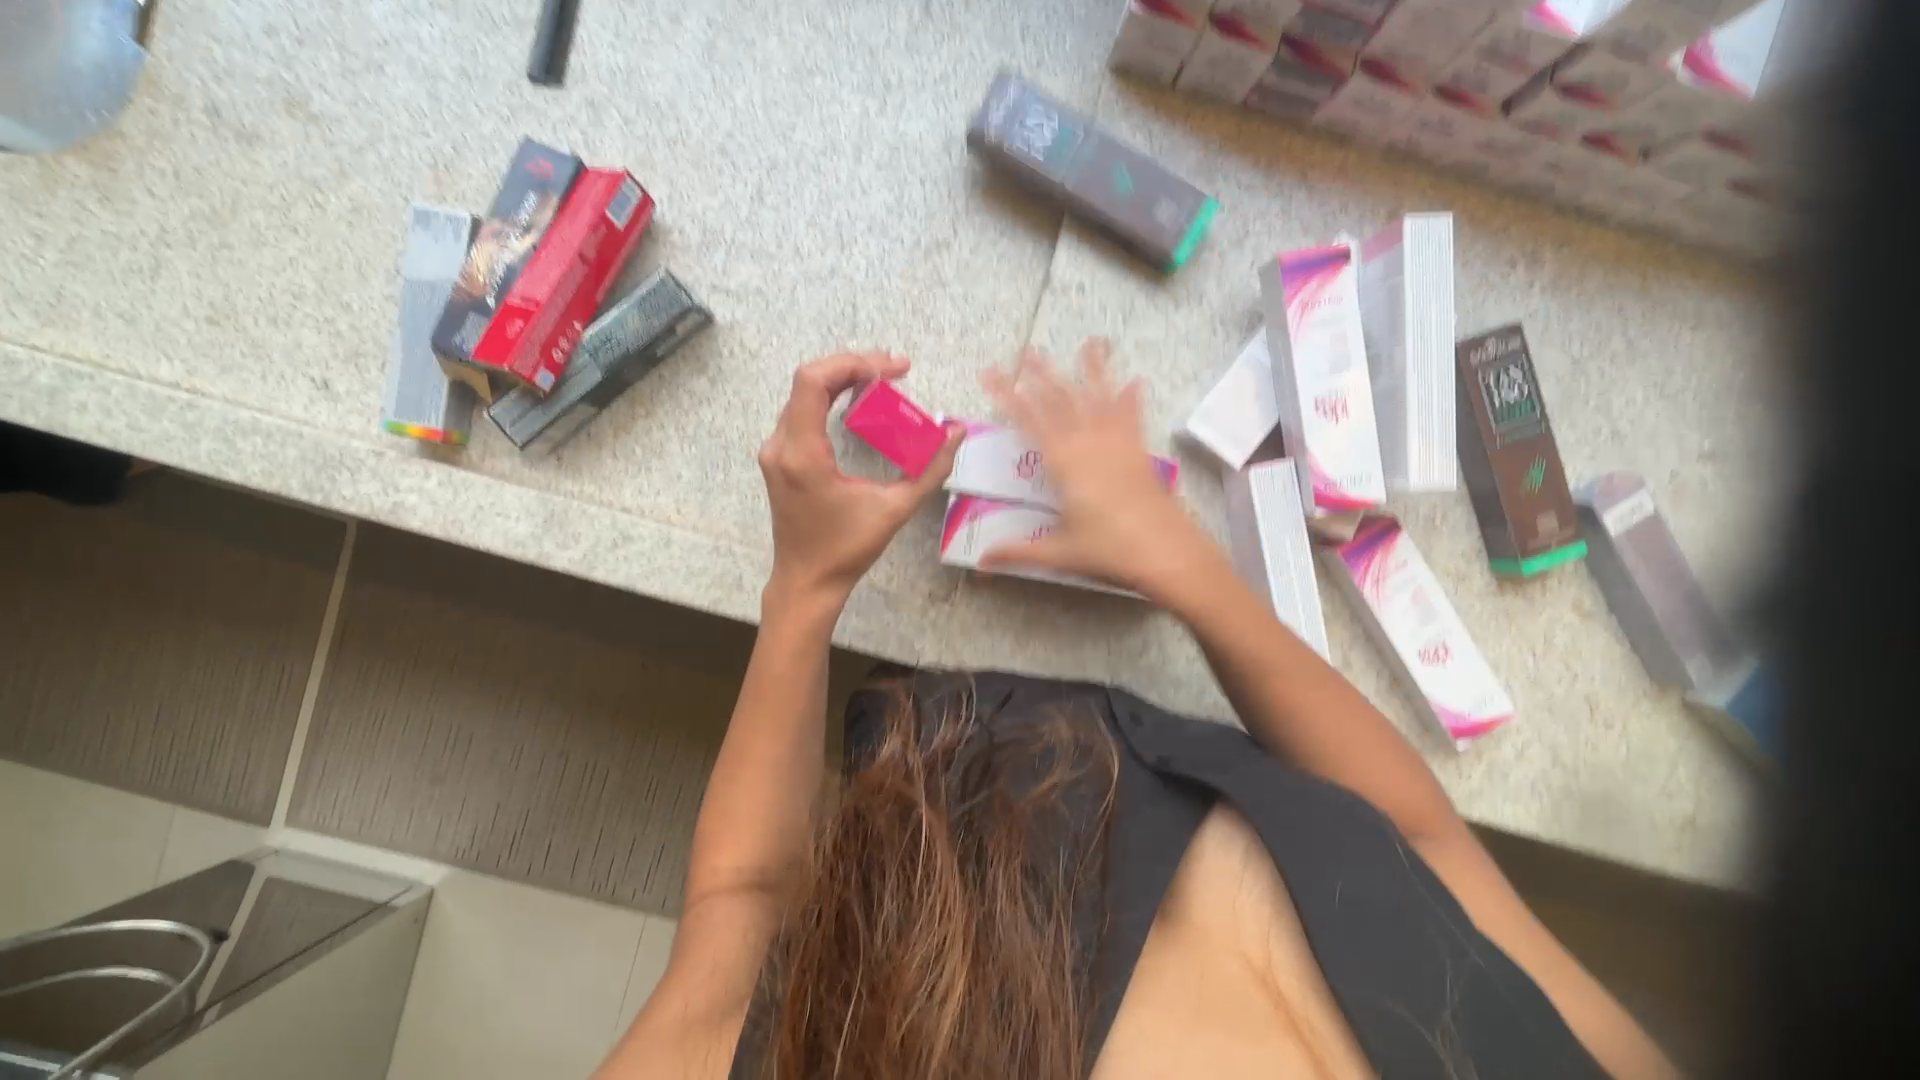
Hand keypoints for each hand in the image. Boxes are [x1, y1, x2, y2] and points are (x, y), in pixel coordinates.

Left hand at [759, 351, 961, 608]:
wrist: (806, 581)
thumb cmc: (846, 550)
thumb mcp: (894, 509)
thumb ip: (930, 468)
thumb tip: (956, 432)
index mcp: (803, 454)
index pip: (815, 381)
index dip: (854, 363)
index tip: (894, 370)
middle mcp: (781, 446)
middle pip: (810, 381)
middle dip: (853, 367)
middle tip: (895, 371)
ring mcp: (776, 452)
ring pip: (803, 395)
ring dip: (841, 381)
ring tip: (881, 381)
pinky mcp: (779, 460)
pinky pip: (801, 413)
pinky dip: (830, 399)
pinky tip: (858, 404)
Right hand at [979, 338, 1213, 597]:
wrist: (1166, 551)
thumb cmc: (1109, 550)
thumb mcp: (1060, 552)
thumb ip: (1019, 552)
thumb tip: (982, 563)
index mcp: (1063, 462)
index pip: (1028, 420)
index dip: (1007, 395)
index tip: (991, 374)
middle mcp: (1089, 443)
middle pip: (1062, 400)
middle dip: (1042, 374)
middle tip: (1027, 351)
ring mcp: (1118, 444)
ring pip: (1099, 399)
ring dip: (1092, 371)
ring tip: (1089, 343)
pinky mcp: (1140, 452)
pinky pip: (1132, 418)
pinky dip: (1131, 399)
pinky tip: (1134, 381)